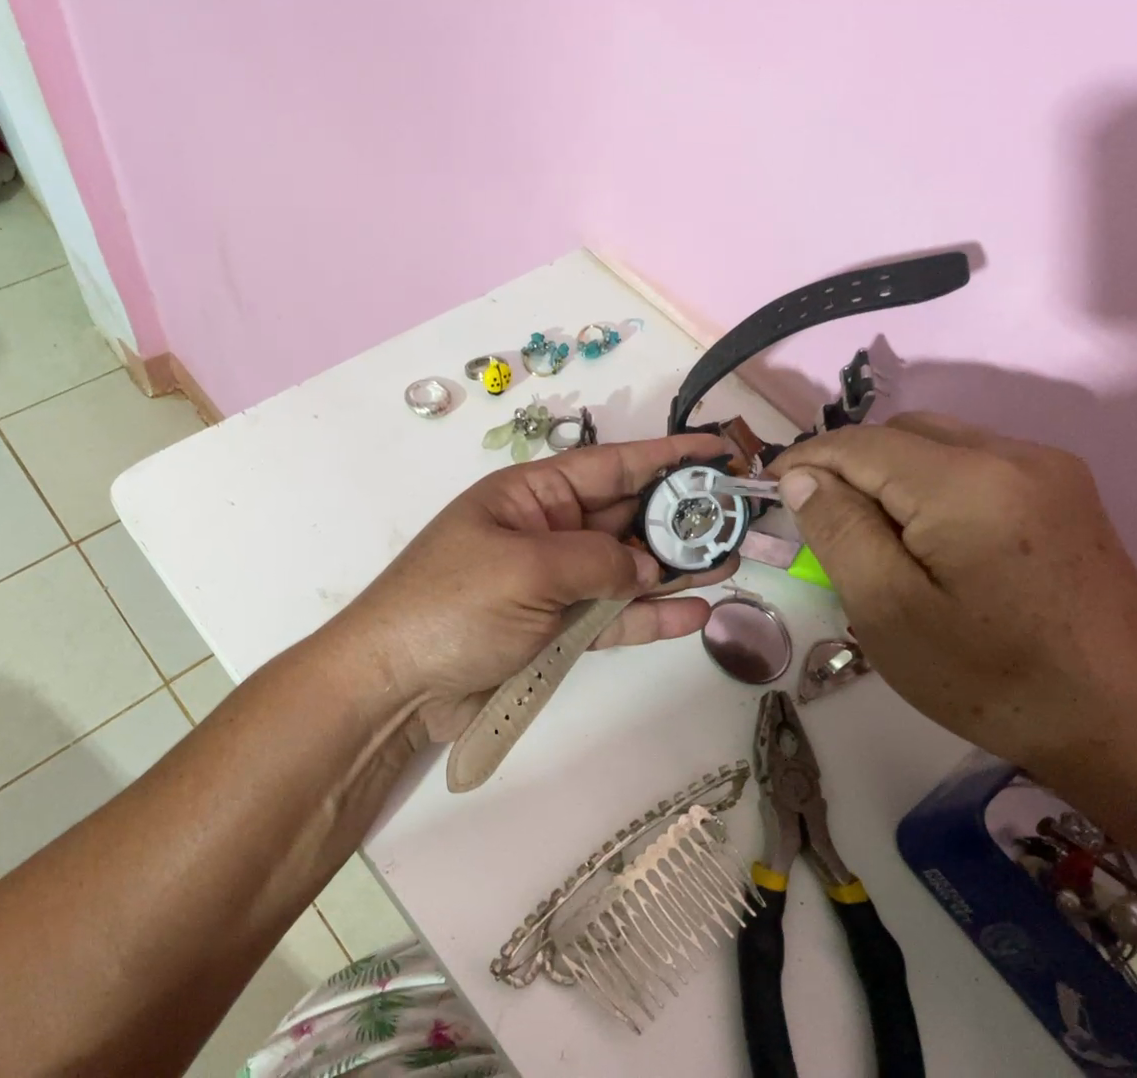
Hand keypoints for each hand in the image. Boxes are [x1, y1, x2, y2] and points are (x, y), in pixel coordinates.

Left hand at [328, 435, 738, 742]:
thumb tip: (644, 568)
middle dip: (682, 517)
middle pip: (626, 516)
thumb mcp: (525, 568)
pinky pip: (612, 618)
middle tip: (739, 521)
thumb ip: (597, 561)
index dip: (668, 457)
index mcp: (531, 496)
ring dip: (675, 568)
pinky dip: (650, 617)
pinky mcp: (555, 632)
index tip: (721, 451)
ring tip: (731, 562)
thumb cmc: (451, 606)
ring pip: (627, 570)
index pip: (611, 465)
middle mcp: (547, 532)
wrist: (397, 684)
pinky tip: (695, 613)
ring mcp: (553, 584)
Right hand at [767, 413, 1136, 768]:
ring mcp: (1049, 471)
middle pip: (902, 432)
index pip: (861, 444)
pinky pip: (975, 464)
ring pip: (940, 444)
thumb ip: (839, 532)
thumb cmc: (991, 675)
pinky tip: (927, 538)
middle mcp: (1013, 455)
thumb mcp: (889, 611)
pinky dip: (930, 484)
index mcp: (965, 483)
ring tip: (869, 534)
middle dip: (848, 464)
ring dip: (889, 473)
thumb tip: (803, 478)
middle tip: (817, 521)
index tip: (767, 488)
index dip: (806, 458)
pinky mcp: (1066, 494)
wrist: (1126, 719)